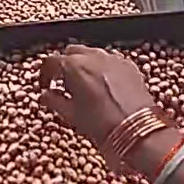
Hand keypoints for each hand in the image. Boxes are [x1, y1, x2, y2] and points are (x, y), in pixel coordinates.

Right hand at [40, 46, 172, 174]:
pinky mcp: (128, 65)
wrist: (138, 131)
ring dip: (84, 64)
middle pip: (71, 52)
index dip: (45, 73)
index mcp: (74, 66)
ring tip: (84, 85)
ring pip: (91, 54)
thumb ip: (54, 101)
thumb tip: (45, 96)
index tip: (46, 84)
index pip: (51, 61)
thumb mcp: (72, 115)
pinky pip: (110, 60)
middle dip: (65, 65)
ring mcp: (113, 59)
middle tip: (63, 84)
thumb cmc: (104, 124)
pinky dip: (102, 68)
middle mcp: (93, 57)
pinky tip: (103, 85)